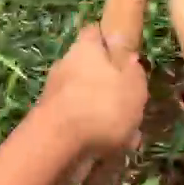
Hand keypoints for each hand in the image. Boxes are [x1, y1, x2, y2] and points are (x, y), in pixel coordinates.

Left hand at [33, 24, 147, 158]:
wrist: (58, 144)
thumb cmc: (102, 105)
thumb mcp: (133, 84)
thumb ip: (132, 68)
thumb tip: (128, 56)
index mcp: (86, 47)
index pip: (95, 32)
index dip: (109, 41)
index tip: (125, 56)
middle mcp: (67, 64)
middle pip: (92, 70)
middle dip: (110, 89)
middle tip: (131, 109)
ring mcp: (55, 92)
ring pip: (87, 100)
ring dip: (104, 116)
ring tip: (126, 139)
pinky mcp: (50, 119)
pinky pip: (78, 123)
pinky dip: (92, 135)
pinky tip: (108, 152)